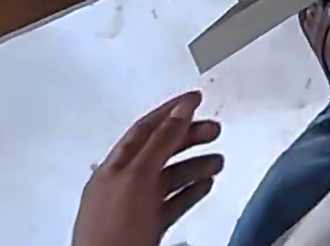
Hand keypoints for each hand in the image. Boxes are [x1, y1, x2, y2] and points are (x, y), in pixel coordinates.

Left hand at [72, 91, 222, 245]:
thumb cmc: (112, 234)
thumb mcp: (139, 177)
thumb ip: (162, 140)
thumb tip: (182, 109)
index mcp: (115, 168)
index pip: (147, 127)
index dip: (173, 109)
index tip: (196, 98)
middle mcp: (124, 185)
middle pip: (162, 150)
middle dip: (190, 136)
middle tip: (214, 130)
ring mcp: (134, 209)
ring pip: (171, 177)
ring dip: (196, 165)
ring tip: (217, 162)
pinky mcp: (146, 231)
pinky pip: (173, 202)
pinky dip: (191, 191)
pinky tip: (204, 186)